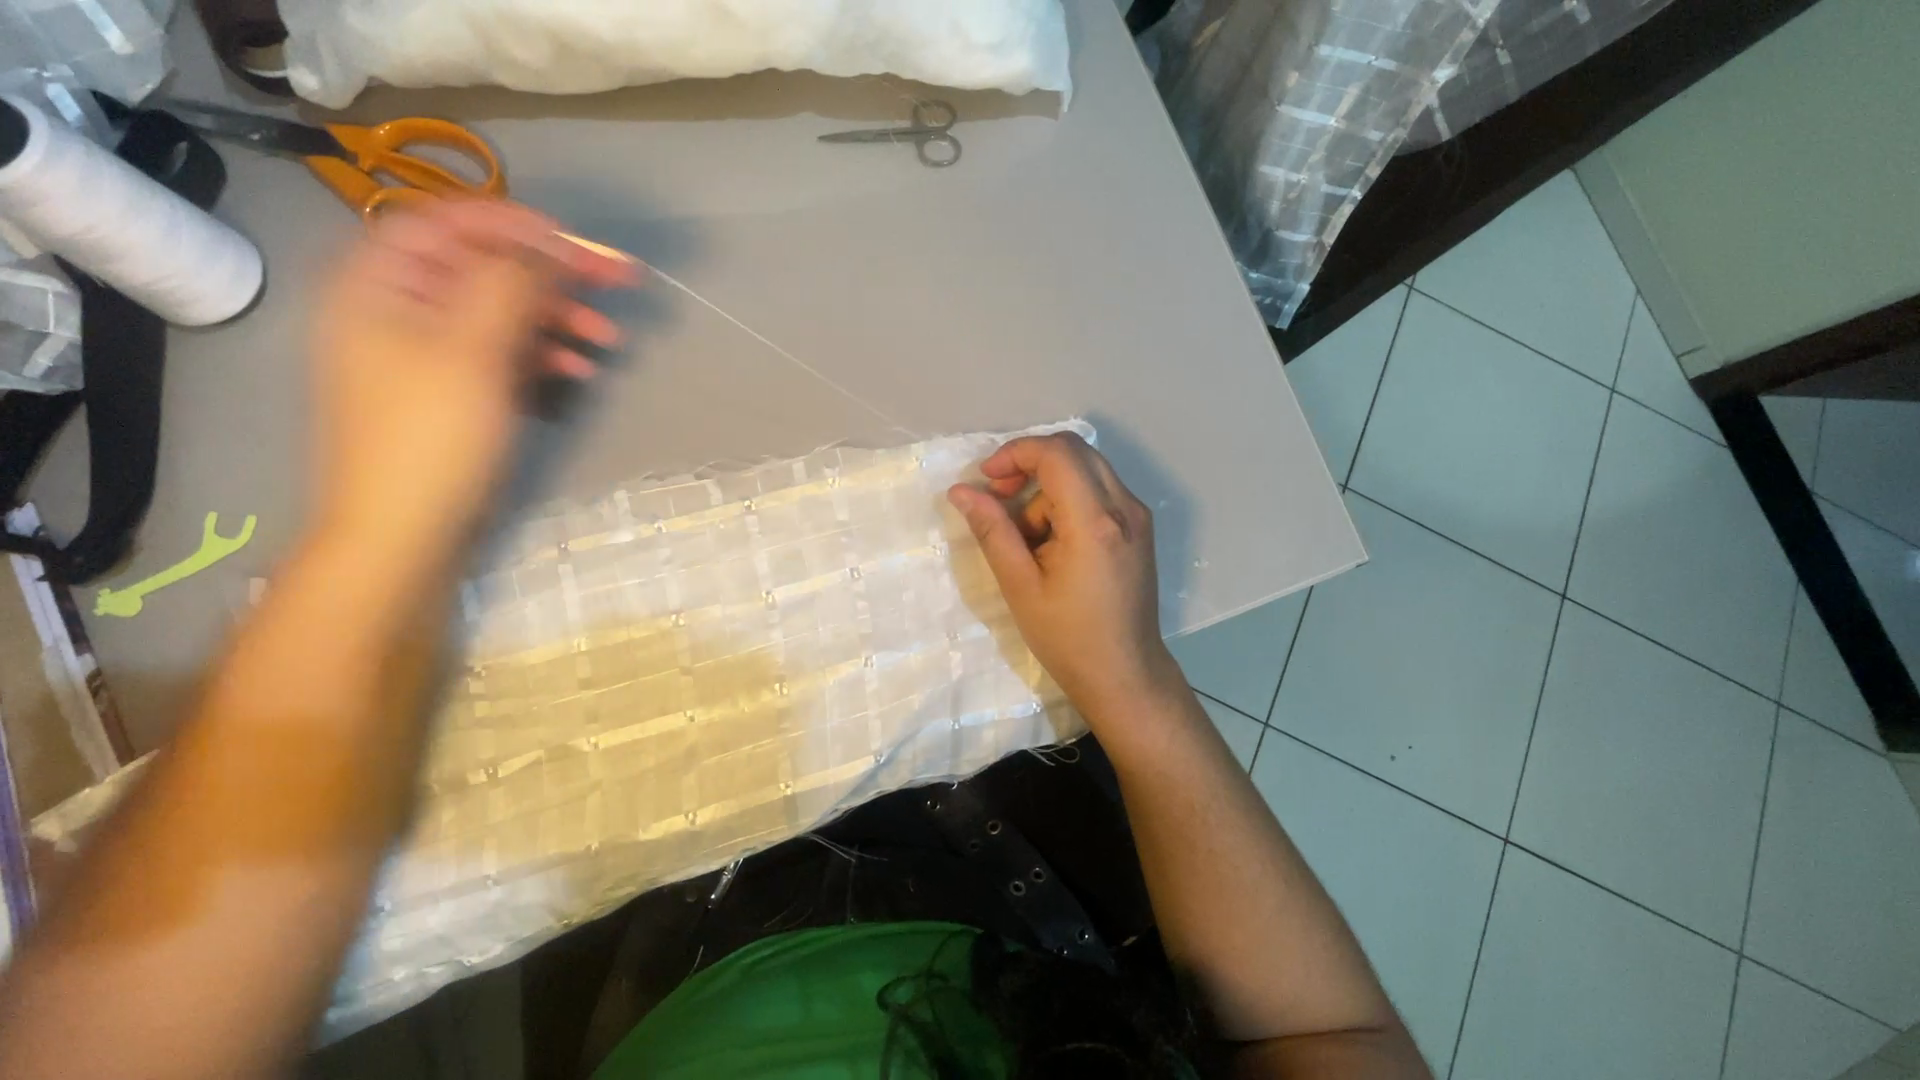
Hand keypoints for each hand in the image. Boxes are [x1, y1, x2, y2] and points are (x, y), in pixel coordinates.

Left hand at [308, 199, 638, 569]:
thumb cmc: (429, 437)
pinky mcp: (451, 391)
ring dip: (557, 319)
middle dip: (552, 275)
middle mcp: (398, 307)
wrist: (400, 535)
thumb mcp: (471, 351)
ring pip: (500, 313)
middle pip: (484, 267)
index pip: (449, 223)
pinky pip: (500, 354)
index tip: (576, 243)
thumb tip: (547, 245)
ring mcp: (424, 353)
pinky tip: (579, 373)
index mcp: (381, 283)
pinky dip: (541, 356)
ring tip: (607, 338)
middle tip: (618, 282)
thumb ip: (511, 284)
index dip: (515, 223)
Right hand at [947, 432, 1182, 723]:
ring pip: (1087, 469)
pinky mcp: (1139, 529)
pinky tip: (1053, 540)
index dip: (1015, 454)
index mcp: (1094, 522)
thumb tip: (962, 491)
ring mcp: (1138, 517)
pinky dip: (1070, 499)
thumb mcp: (1020, 585)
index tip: (986, 481)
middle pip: (1074, 450)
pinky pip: (1100, 491)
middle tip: (1000, 496)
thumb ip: (992, 530)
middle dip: (1030, 463)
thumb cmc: (1067, 637)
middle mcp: (1125, 508)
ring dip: (1049, 485)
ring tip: (1027, 535)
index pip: (1056, 453)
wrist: (1124, 674)